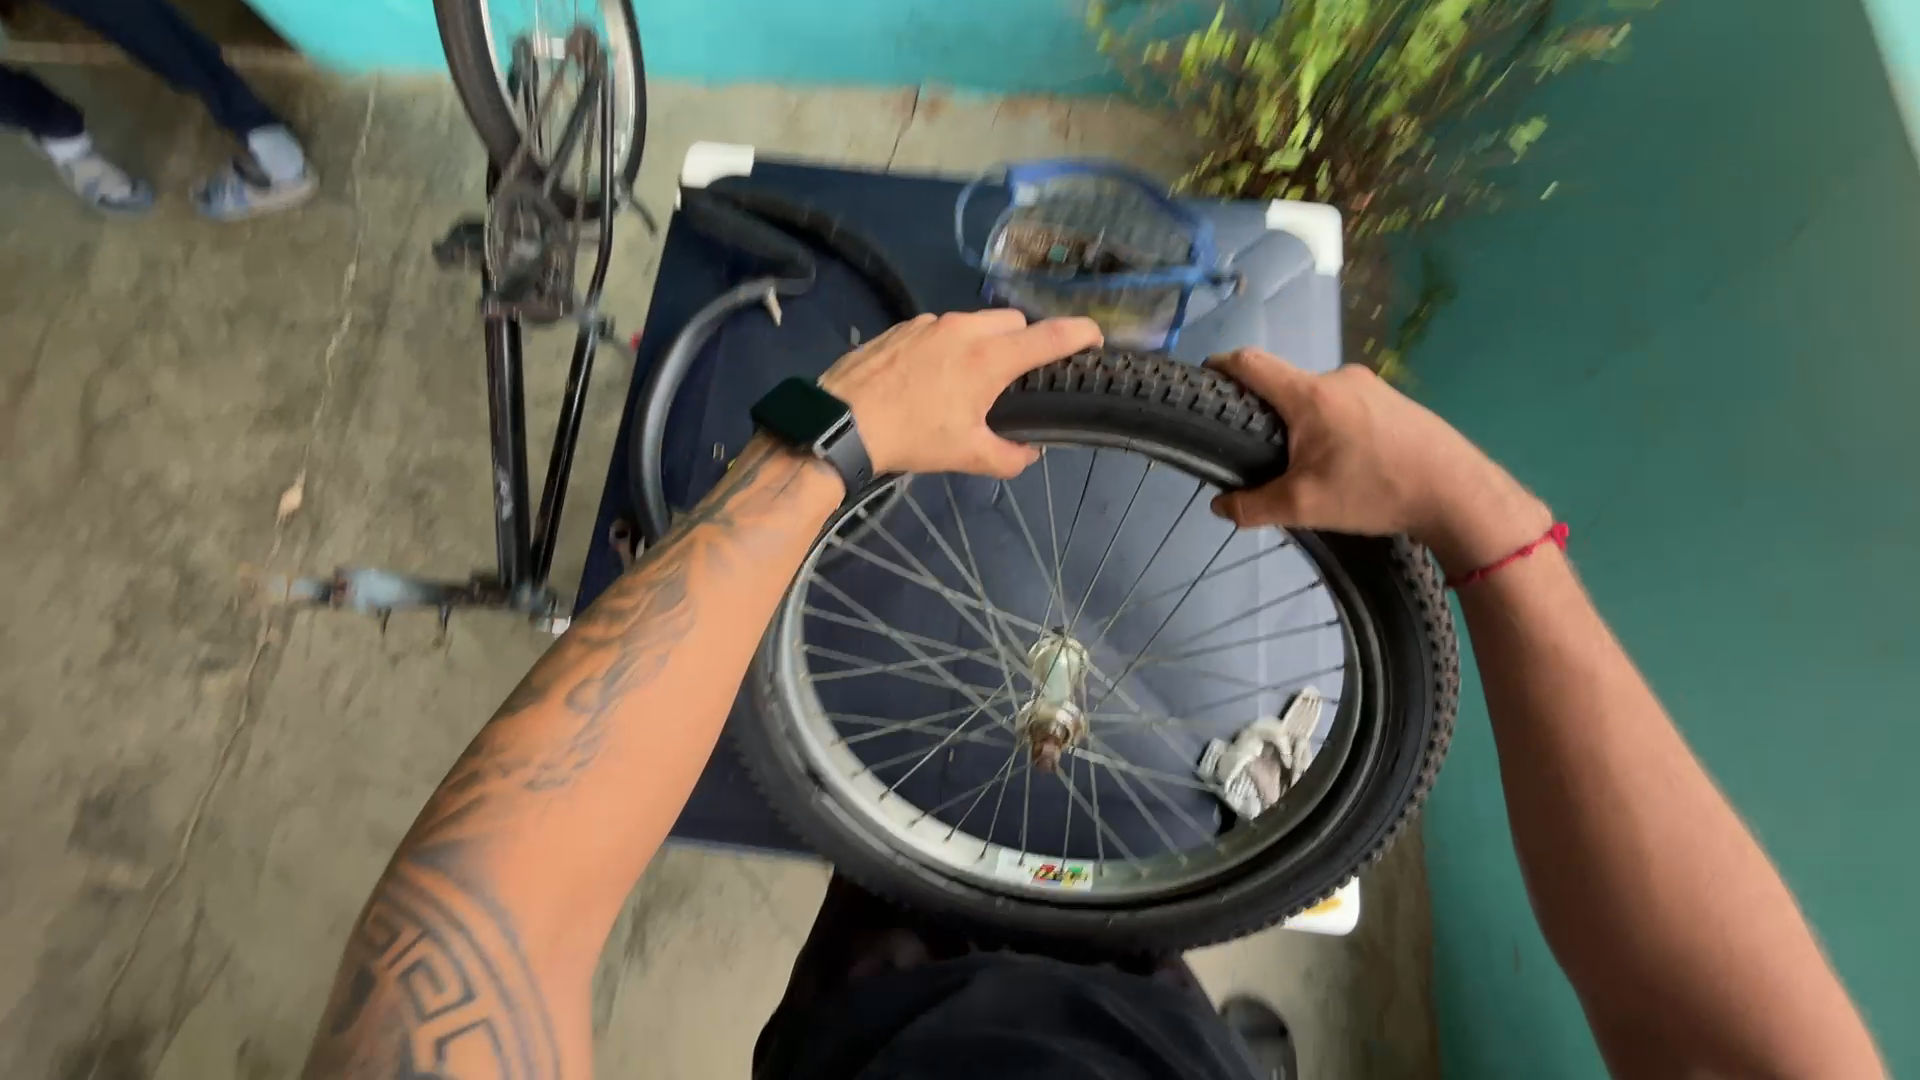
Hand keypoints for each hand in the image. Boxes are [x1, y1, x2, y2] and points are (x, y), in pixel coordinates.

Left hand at [820, 311, 1103, 477]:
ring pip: (975, 322)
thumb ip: (1008, 456)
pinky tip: (931, 375)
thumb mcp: (966, 455)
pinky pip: (941, 327)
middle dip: (1024, 342)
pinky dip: (949, 344)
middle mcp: (964, 329)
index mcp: (989, 358)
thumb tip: (1028, 454)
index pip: (1049, 336)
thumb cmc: (911, 437)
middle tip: (1015, 377)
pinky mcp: (902, 326)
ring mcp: (930, 322)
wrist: (842, 421)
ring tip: (968, 379)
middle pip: (1013, 321)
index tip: (1095, 338)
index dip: (1080, 334)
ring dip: (984, 342)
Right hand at [1203, 349, 1551, 575]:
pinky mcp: (1392, 400)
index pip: (1252, 363)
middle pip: (1283, 385)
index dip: (1221, 366)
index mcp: (1310, 395)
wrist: (1459, 494)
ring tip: (1303, 466)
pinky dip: (1328, 427)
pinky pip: (1343, 406)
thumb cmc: (1374, 491)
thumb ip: (1253, 506)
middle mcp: (1339, 378)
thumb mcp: (1303, 507)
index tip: (1203, 379)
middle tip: (1256, 452)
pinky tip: (1340, 462)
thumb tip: (1220, 507)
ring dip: (1300, 424)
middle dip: (1264, 413)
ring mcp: (1370, 386)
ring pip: (1314, 399)